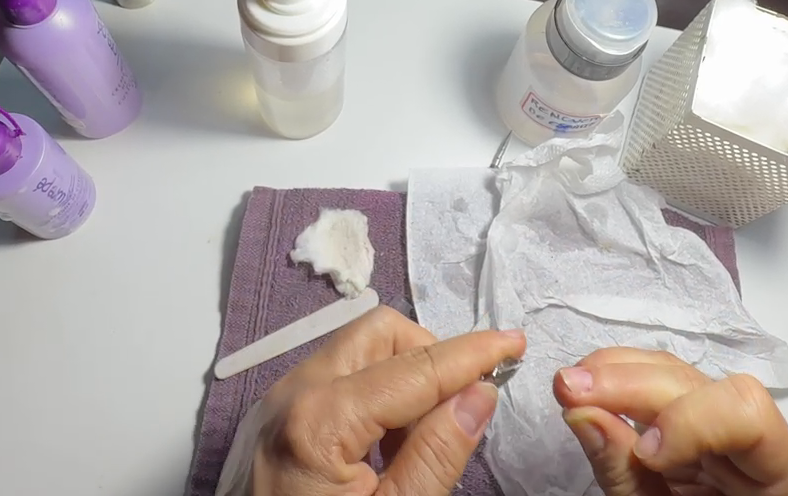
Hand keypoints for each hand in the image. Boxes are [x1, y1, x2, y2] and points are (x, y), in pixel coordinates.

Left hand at [234, 306, 525, 495]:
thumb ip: (437, 455)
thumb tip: (480, 393)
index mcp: (321, 421)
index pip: (416, 368)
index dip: (472, 354)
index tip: (513, 342)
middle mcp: (293, 391)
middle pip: (380, 334)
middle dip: (429, 356)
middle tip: (460, 402)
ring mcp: (277, 399)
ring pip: (358, 347)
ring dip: (402, 372)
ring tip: (419, 435)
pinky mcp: (273, 414)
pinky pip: (336, 373)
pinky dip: (372, 390)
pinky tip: (383, 446)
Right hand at [553, 348, 787, 495]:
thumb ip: (629, 479)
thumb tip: (582, 413)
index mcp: (776, 477)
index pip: (748, 414)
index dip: (692, 420)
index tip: (647, 452)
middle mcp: (751, 435)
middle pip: (693, 381)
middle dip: (627, 382)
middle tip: (568, 389)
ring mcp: (717, 419)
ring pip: (669, 368)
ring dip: (613, 372)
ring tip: (569, 386)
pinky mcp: (685, 415)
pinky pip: (652, 379)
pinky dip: (614, 379)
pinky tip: (587, 389)